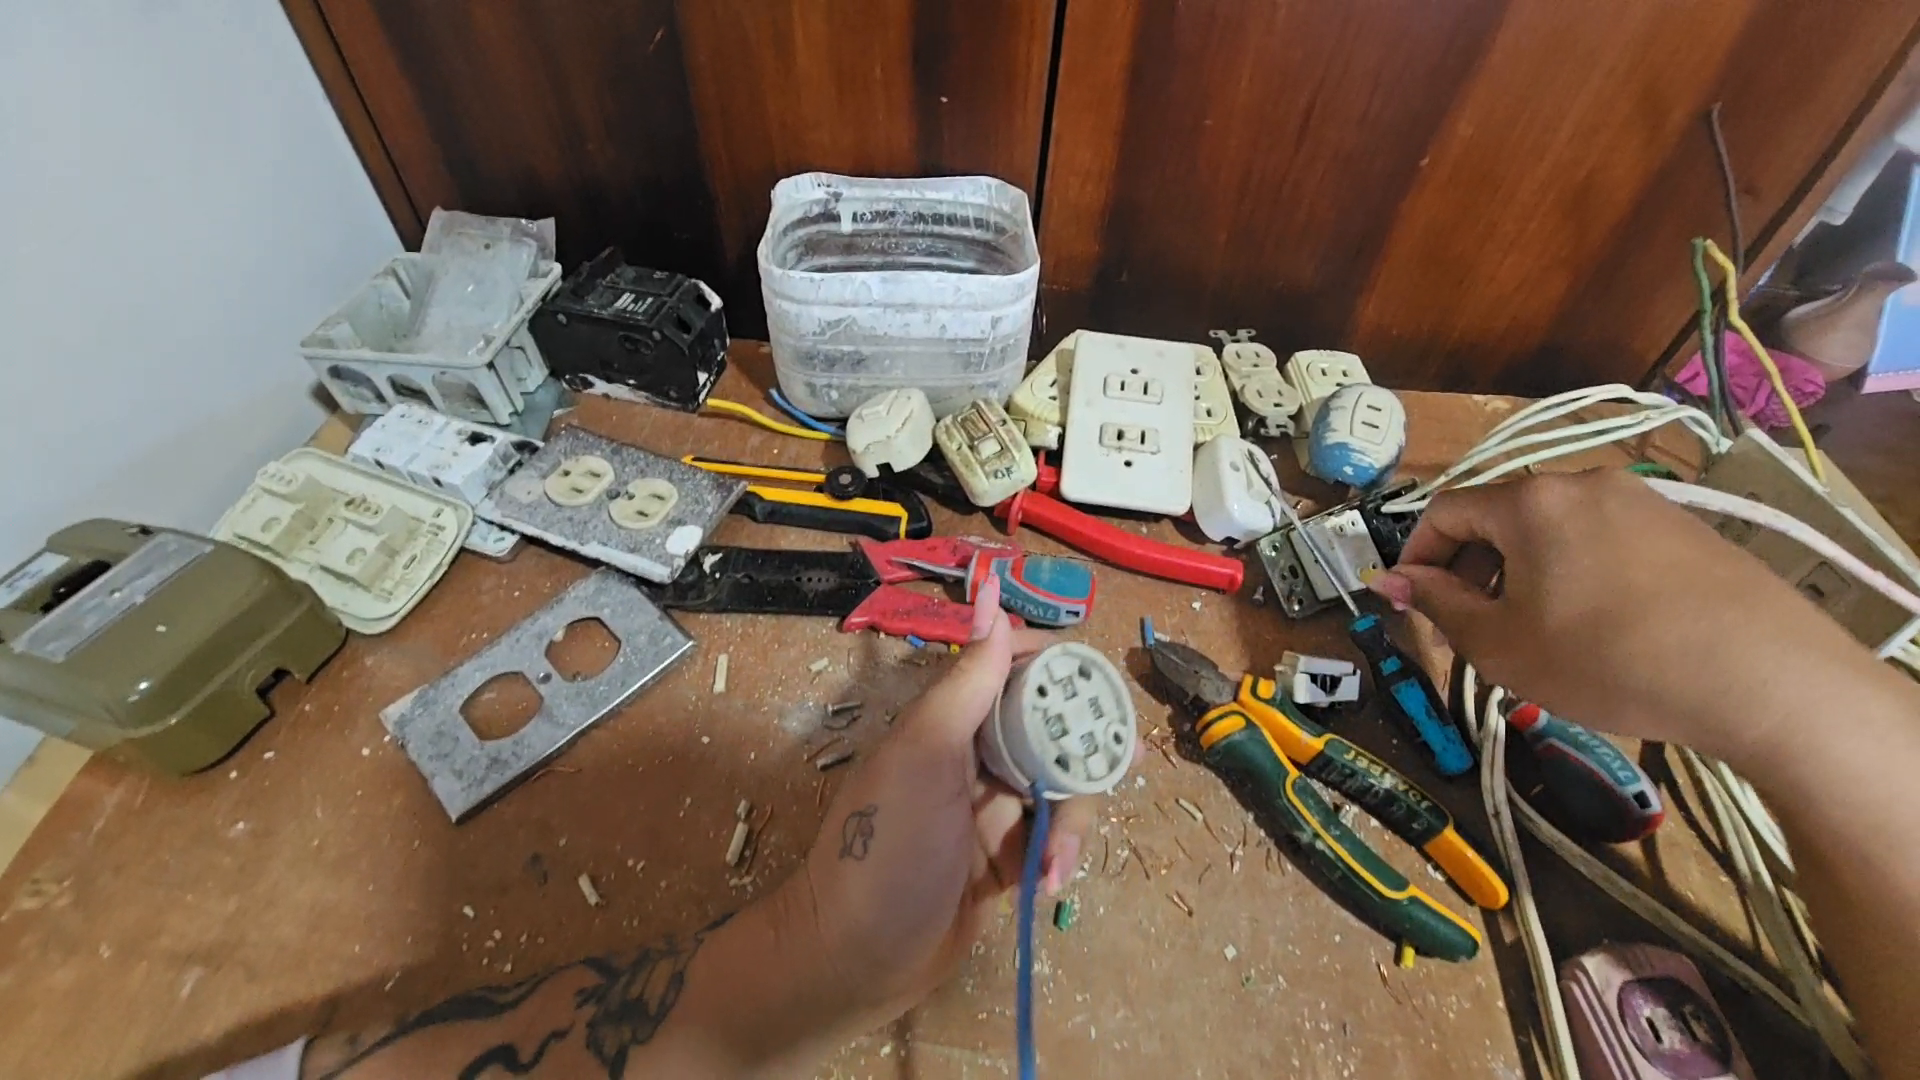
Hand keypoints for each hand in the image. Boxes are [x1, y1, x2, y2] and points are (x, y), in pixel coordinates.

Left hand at [769, 575, 1110, 1031]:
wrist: (855, 959)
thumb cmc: (887, 845)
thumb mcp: (927, 752)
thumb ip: (969, 680)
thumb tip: (991, 596)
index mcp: (952, 718)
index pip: (1016, 669)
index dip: (1059, 670)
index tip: (1096, 686)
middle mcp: (974, 753)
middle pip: (1050, 730)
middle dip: (1081, 754)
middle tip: (1112, 769)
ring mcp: (990, 807)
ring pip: (1058, 787)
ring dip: (1069, 821)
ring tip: (1055, 862)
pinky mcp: (1003, 856)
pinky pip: (1049, 838)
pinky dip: (1057, 856)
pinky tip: (1048, 881)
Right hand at [1364, 470, 1879, 757]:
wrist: (1767, 682)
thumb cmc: (1605, 658)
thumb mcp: (1498, 641)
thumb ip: (1434, 602)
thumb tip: (1387, 579)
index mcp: (1529, 502)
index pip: (1443, 512)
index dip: (1415, 555)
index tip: (1410, 601)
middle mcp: (1582, 484)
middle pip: (1496, 517)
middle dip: (1468, 568)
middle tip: (1467, 624)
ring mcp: (1641, 501)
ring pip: (1547, 529)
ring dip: (1517, 571)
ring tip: (1529, 628)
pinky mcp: (1685, 528)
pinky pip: (1598, 538)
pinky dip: (1570, 570)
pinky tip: (1590, 623)